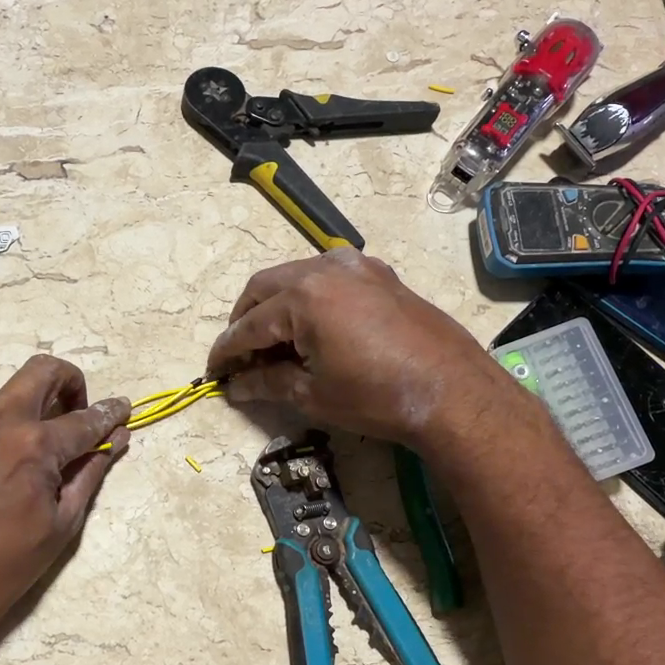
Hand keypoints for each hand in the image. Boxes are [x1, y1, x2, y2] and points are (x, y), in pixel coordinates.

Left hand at [0, 355, 131, 635]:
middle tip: (71, 413)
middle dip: (68, 384)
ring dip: (19, 422)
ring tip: (16, 468)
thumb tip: (116, 438)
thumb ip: (91, 472)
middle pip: (41, 371)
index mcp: (33, 445)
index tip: (121, 409)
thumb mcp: (63, 522)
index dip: (109, 414)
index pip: (84, 418)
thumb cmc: (9, 564)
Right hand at [205, 248, 513, 446]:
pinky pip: (327, 278)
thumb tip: (236, 386)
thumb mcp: (313, 394)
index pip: (249, 324)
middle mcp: (326, 269)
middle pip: (265, 287)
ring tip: (273, 345)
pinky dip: (307, 299)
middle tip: (239, 357)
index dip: (227, 351)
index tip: (214, 373)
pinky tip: (310, 331)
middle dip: (244, 320)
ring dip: (275, 306)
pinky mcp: (380, 276)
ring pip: (296, 277)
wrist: (451, 392)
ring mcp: (357, 267)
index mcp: (304, 296)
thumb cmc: (375, 397)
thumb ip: (267, 382)